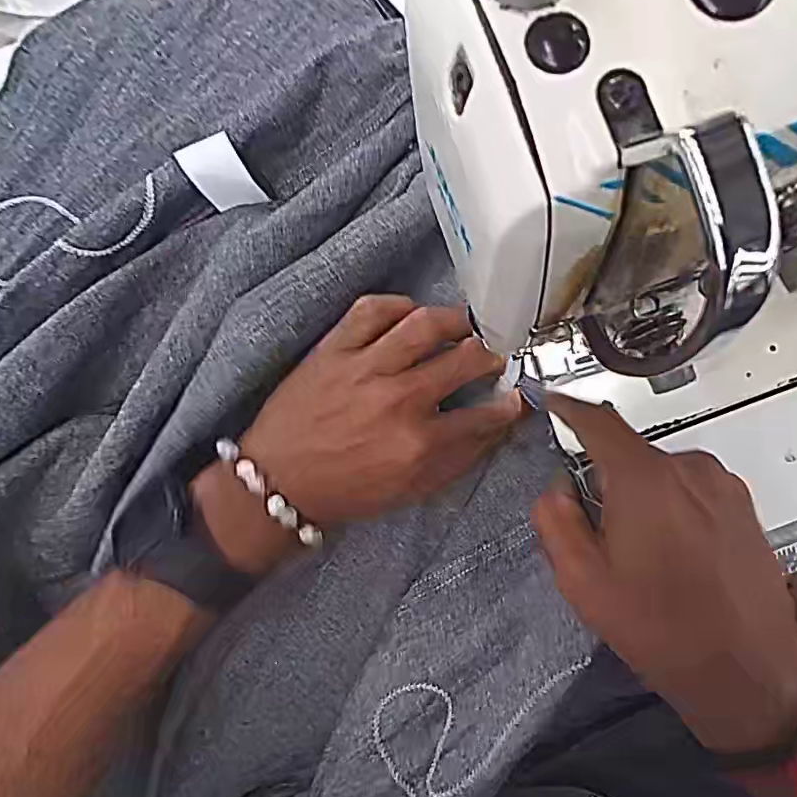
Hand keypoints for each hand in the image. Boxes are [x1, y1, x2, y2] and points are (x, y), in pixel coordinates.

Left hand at [194, 295, 525, 574]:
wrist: (280, 482)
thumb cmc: (345, 489)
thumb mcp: (409, 490)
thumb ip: (455, 461)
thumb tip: (491, 430)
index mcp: (417, 443)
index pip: (483, 416)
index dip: (509, 405)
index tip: (515, 397)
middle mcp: (397, 400)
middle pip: (465, 360)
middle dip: (491, 356)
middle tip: (493, 356)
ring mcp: (364, 369)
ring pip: (424, 324)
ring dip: (455, 321)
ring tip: (462, 327)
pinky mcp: (334, 349)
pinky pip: (372, 310)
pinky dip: (397, 306)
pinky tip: (408, 316)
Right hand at [530, 392, 796, 753]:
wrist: (746, 671)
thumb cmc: (669, 632)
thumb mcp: (583, 581)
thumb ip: (555, 520)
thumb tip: (556, 491)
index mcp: (646, 481)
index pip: (598, 422)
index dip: (570, 410)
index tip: (558, 404)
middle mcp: (690, 471)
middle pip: (628, 454)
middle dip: (606, 482)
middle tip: (602, 536)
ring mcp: (722, 486)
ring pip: (660, 474)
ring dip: (642, 500)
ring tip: (647, 559)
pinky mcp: (742, 505)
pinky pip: (691, 490)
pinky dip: (673, 510)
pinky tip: (675, 559)